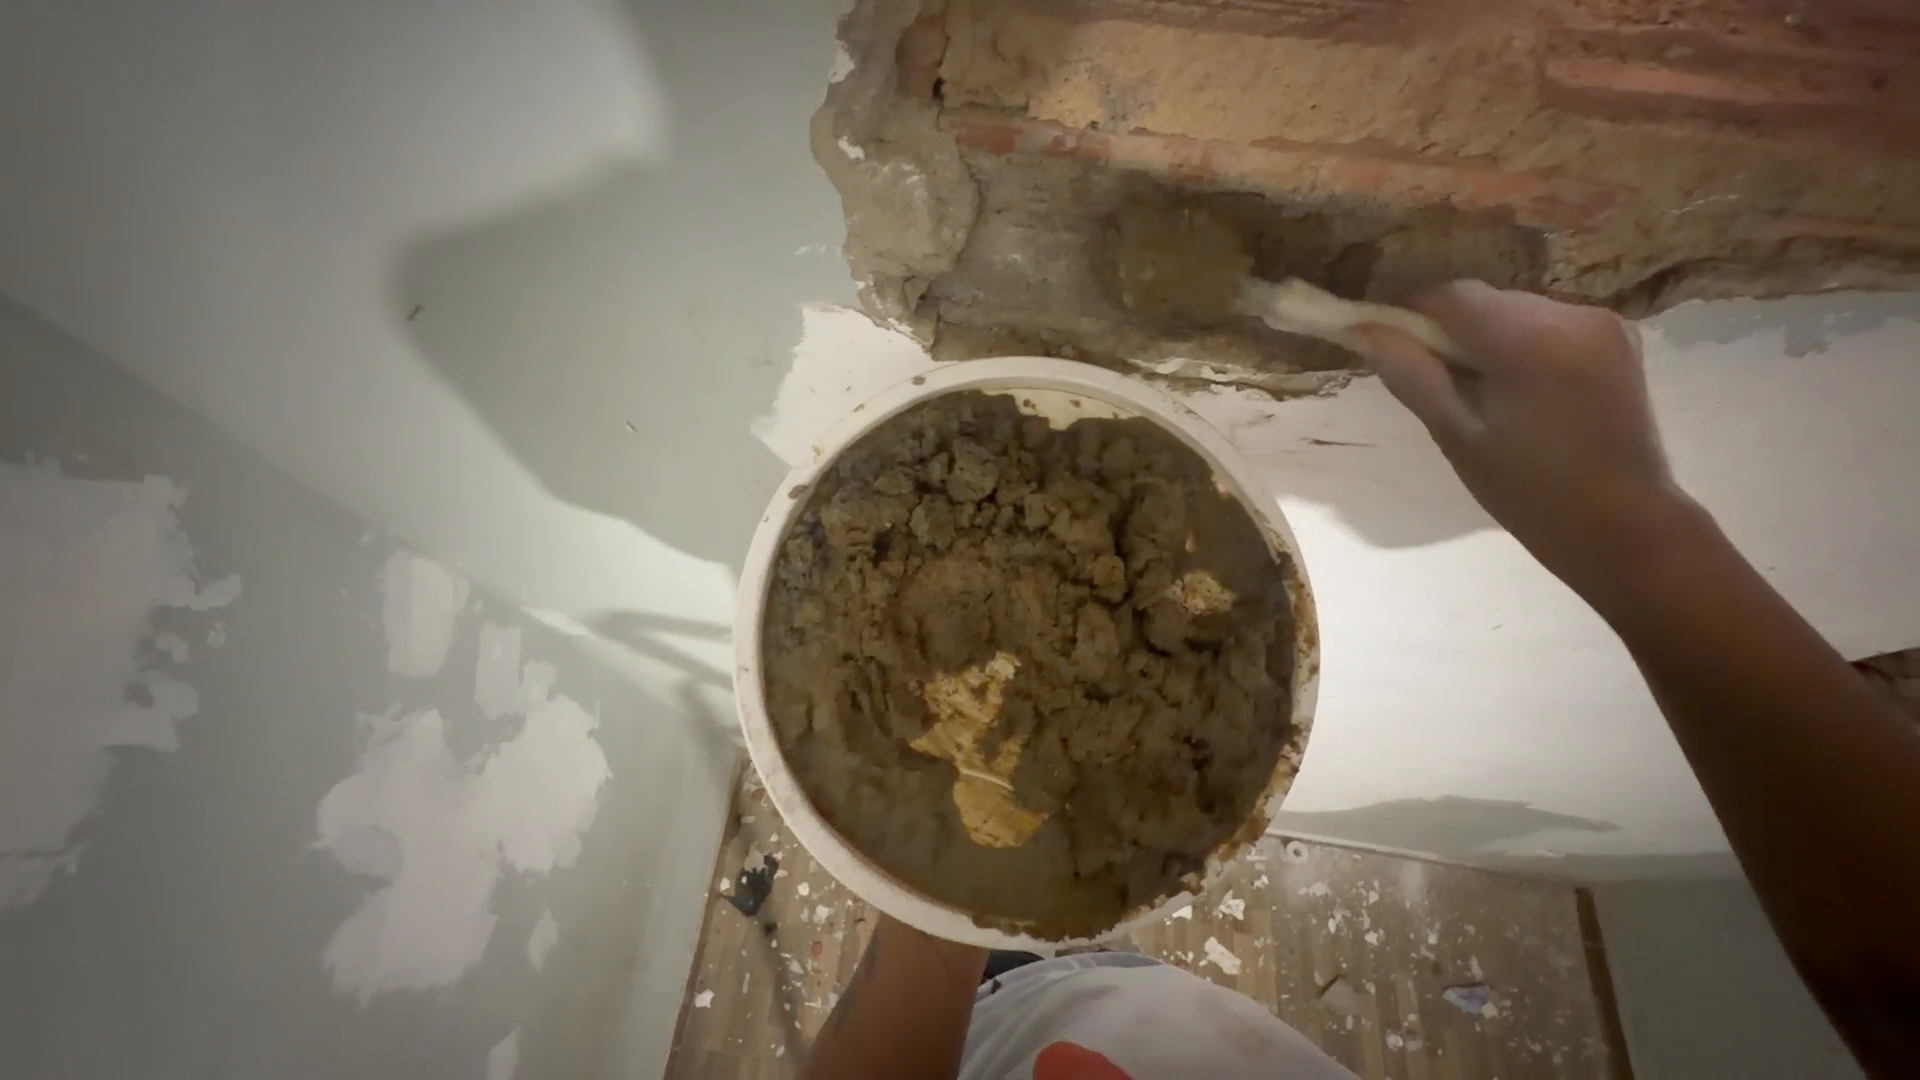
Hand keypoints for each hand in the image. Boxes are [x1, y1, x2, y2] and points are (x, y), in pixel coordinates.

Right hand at [1351, 281, 1699, 601]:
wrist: (1621, 522)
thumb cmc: (1525, 489)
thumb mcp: (1454, 435)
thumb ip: (1410, 375)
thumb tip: (1365, 331)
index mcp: (1530, 341)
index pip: (1451, 295)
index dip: (1407, 308)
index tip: (1377, 334)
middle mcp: (1572, 315)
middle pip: (1485, 300)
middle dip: (1445, 327)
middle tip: (1420, 374)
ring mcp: (1602, 324)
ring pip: (1514, 311)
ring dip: (1480, 336)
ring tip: (1467, 389)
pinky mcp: (1618, 339)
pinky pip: (1546, 325)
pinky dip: (1515, 344)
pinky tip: (1509, 388)